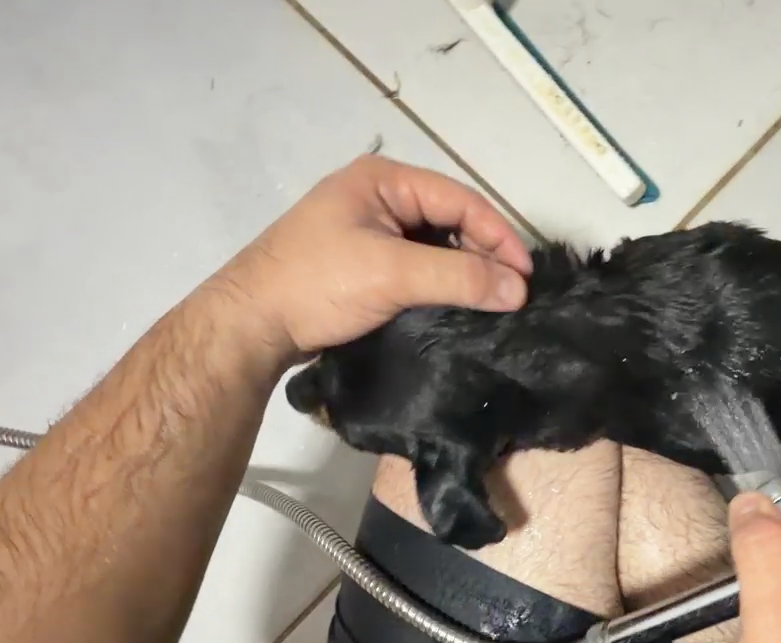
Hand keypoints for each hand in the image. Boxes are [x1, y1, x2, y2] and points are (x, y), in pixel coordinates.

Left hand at [205, 154, 532, 364]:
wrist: (254, 323)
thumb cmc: (318, 284)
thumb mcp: (392, 274)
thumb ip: (459, 278)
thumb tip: (520, 291)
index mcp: (384, 180)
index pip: (460, 201)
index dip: (499, 236)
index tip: (527, 278)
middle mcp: (382, 199)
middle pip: (452, 222)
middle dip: (486, 256)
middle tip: (514, 296)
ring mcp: (374, 233)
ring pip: (438, 248)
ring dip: (468, 274)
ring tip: (495, 304)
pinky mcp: (369, 266)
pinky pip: (421, 270)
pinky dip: (446, 287)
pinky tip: (462, 309)